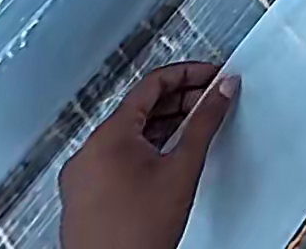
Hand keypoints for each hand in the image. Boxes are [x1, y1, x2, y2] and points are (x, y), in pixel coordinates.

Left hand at [59, 62, 239, 248]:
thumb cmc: (137, 236)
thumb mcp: (183, 167)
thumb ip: (206, 120)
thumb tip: (222, 90)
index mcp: (109, 136)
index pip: (153, 84)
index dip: (188, 73)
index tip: (211, 76)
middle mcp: (89, 152)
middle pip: (141, 106)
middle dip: (180, 98)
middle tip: (210, 98)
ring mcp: (83, 176)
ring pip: (130, 132)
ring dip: (166, 122)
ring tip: (196, 125)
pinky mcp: (85, 196)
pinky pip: (119, 155)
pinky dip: (148, 146)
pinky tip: (171, 154)